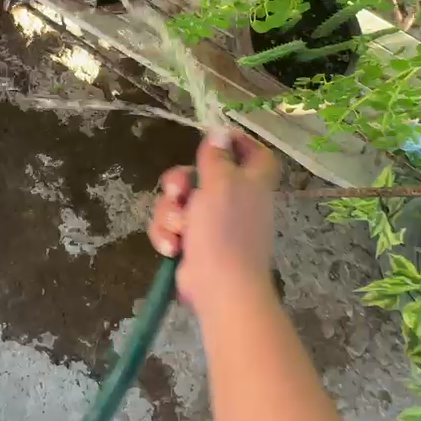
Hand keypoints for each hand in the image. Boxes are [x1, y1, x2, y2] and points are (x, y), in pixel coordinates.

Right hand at [149, 128, 282, 318]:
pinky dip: (167, 235)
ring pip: (177, 201)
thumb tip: (221, 132)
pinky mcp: (191, 243)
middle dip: (179, 183)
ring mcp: (211, 223)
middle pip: (199, 174)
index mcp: (250, 183)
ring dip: (170, 214)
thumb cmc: (226, 231)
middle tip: (178, 192)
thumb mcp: (221, 184)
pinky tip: (172, 248)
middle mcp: (232, 200)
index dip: (236, 144)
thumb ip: (217, 157)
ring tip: (177, 231)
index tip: (211, 142)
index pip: (253, 154)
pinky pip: (169, 227)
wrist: (220, 287)